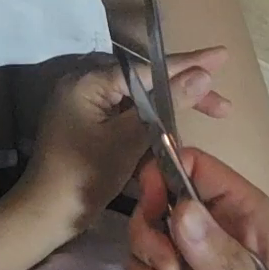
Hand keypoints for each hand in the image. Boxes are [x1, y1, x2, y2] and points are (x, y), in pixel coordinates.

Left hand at [13, 47, 231, 236]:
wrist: (44, 214)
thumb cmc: (83, 176)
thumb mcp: (129, 140)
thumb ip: (166, 105)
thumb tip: (203, 75)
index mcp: (88, 81)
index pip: (147, 68)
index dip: (189, 64)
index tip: (222, 55)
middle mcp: (84, 85)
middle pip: (145, 81)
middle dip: (185, 90)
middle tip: (224, 106)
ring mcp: (85, 105)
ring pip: (139, 99)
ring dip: (171, 108)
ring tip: (212, 113)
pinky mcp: (88, 125)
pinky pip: (126, 114)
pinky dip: (151, 122)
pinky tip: (178, 130)